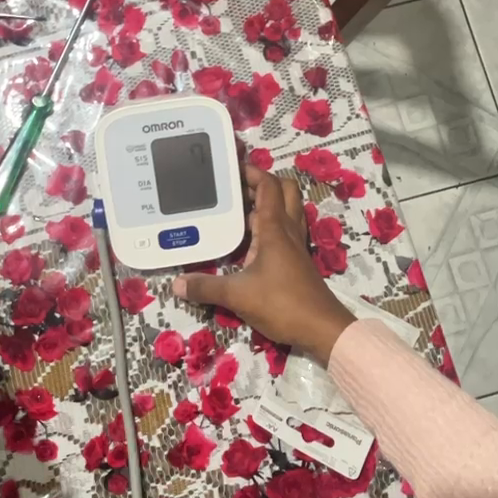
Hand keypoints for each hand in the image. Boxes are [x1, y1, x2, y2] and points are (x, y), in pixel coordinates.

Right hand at [172, 166, 355, 364]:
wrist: (321, 329)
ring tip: (239, 209)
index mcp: (275, 228)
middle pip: (284, 191)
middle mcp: (288, 230)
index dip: (252, 172)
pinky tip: (250, 240)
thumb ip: (205, 287)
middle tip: (236, 189)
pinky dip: (270, 226)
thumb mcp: (237, 296)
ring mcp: (296, 245)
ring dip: (268, 204)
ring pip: (287, 210)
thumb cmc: (282, 304)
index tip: (231, 168)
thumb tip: (176, 283)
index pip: (268, 186)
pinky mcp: (297, 261)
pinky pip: (285, 231)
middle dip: (262, 184)